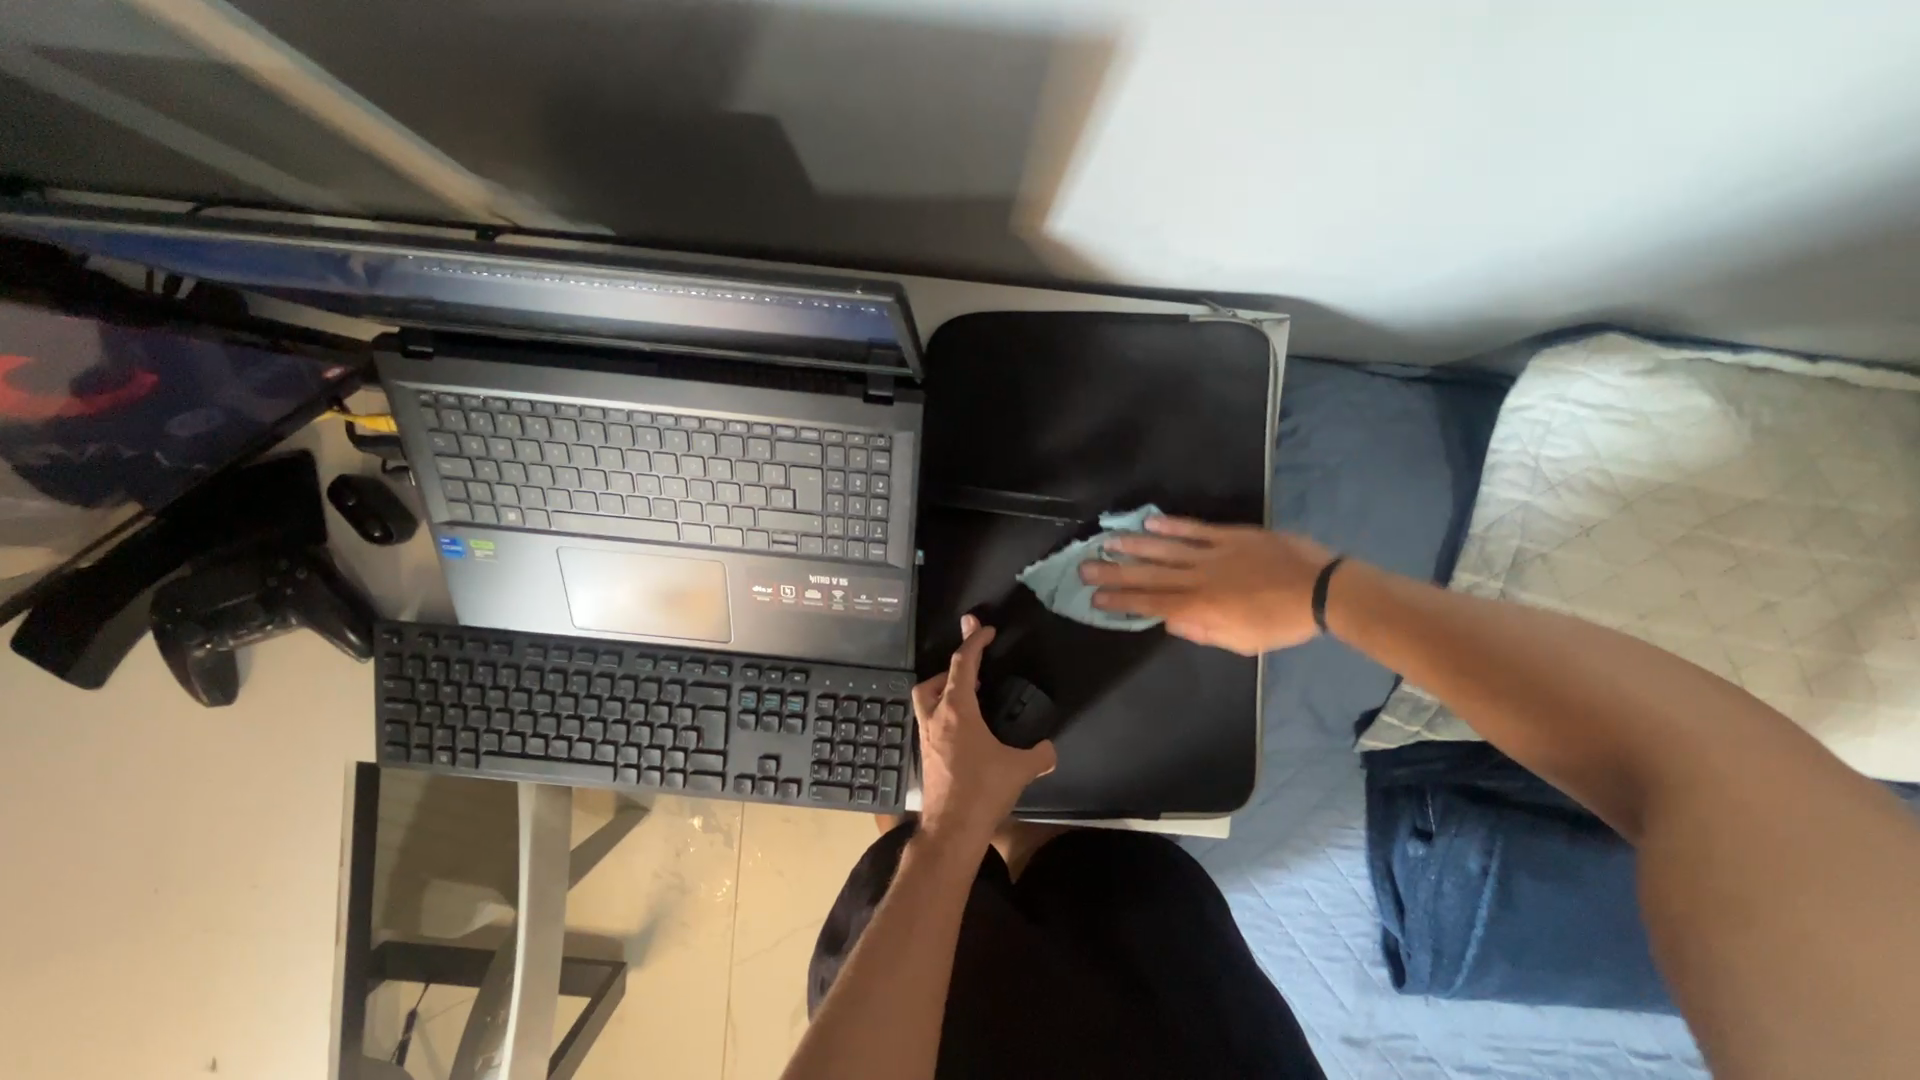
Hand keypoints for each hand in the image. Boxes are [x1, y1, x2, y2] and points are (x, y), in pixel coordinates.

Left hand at [912, 615, 1056, 844]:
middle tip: (974, 677)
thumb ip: (1040, 755)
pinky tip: (964, 735)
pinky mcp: (925, 758)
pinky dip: (944, 717)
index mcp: (957, 711)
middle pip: (932, 682)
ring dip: (943, 694)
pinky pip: (930, 725)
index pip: (963, 664)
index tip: (985, 630)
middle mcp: (935, 719)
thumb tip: (1050, 751)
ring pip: (926, 703)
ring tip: (970, 703)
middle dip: (951, 672)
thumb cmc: (983, 790)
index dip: (974, 642)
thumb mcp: (1020, 769)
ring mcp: (926, 739)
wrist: (951, 829)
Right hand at [1081, 517, 1336, 653]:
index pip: (1150, 603)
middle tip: (1084, 567)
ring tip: (1106, 541)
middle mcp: (1198, 579)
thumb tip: (1170, 622)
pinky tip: (1149, 522)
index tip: (1094, 597)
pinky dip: (1171, 525)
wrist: (1321, 590)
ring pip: (1165, 549)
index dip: (1120, 600)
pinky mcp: (1231, 535)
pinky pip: (1195, 529)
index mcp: (1200, 608)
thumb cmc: (1282, 624)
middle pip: (1148, 574)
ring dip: (1133, 545)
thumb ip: (1203, 632)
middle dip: (1113, 572)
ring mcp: (1213, 553)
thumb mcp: (1242, 643)